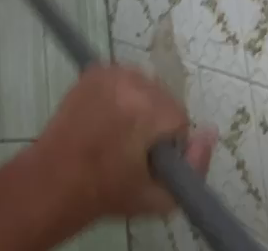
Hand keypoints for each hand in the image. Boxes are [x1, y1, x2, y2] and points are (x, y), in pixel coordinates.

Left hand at [28, 64, 217, 220]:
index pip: (180, 118)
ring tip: (122, 130)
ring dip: (141, 102)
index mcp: (148, 110)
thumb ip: (195, 166)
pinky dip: (121, 91)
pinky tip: (109, 115)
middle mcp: (129, 82)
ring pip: (143, 84)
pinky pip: (121, 77)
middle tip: (137, 146)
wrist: (57, 176)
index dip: (171, 142)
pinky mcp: (91, 71)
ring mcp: (107, 72)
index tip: (154, 158)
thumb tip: (210, 132)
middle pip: (163, 96)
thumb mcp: (160, 195)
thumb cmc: (108, 190)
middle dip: (157, 119)